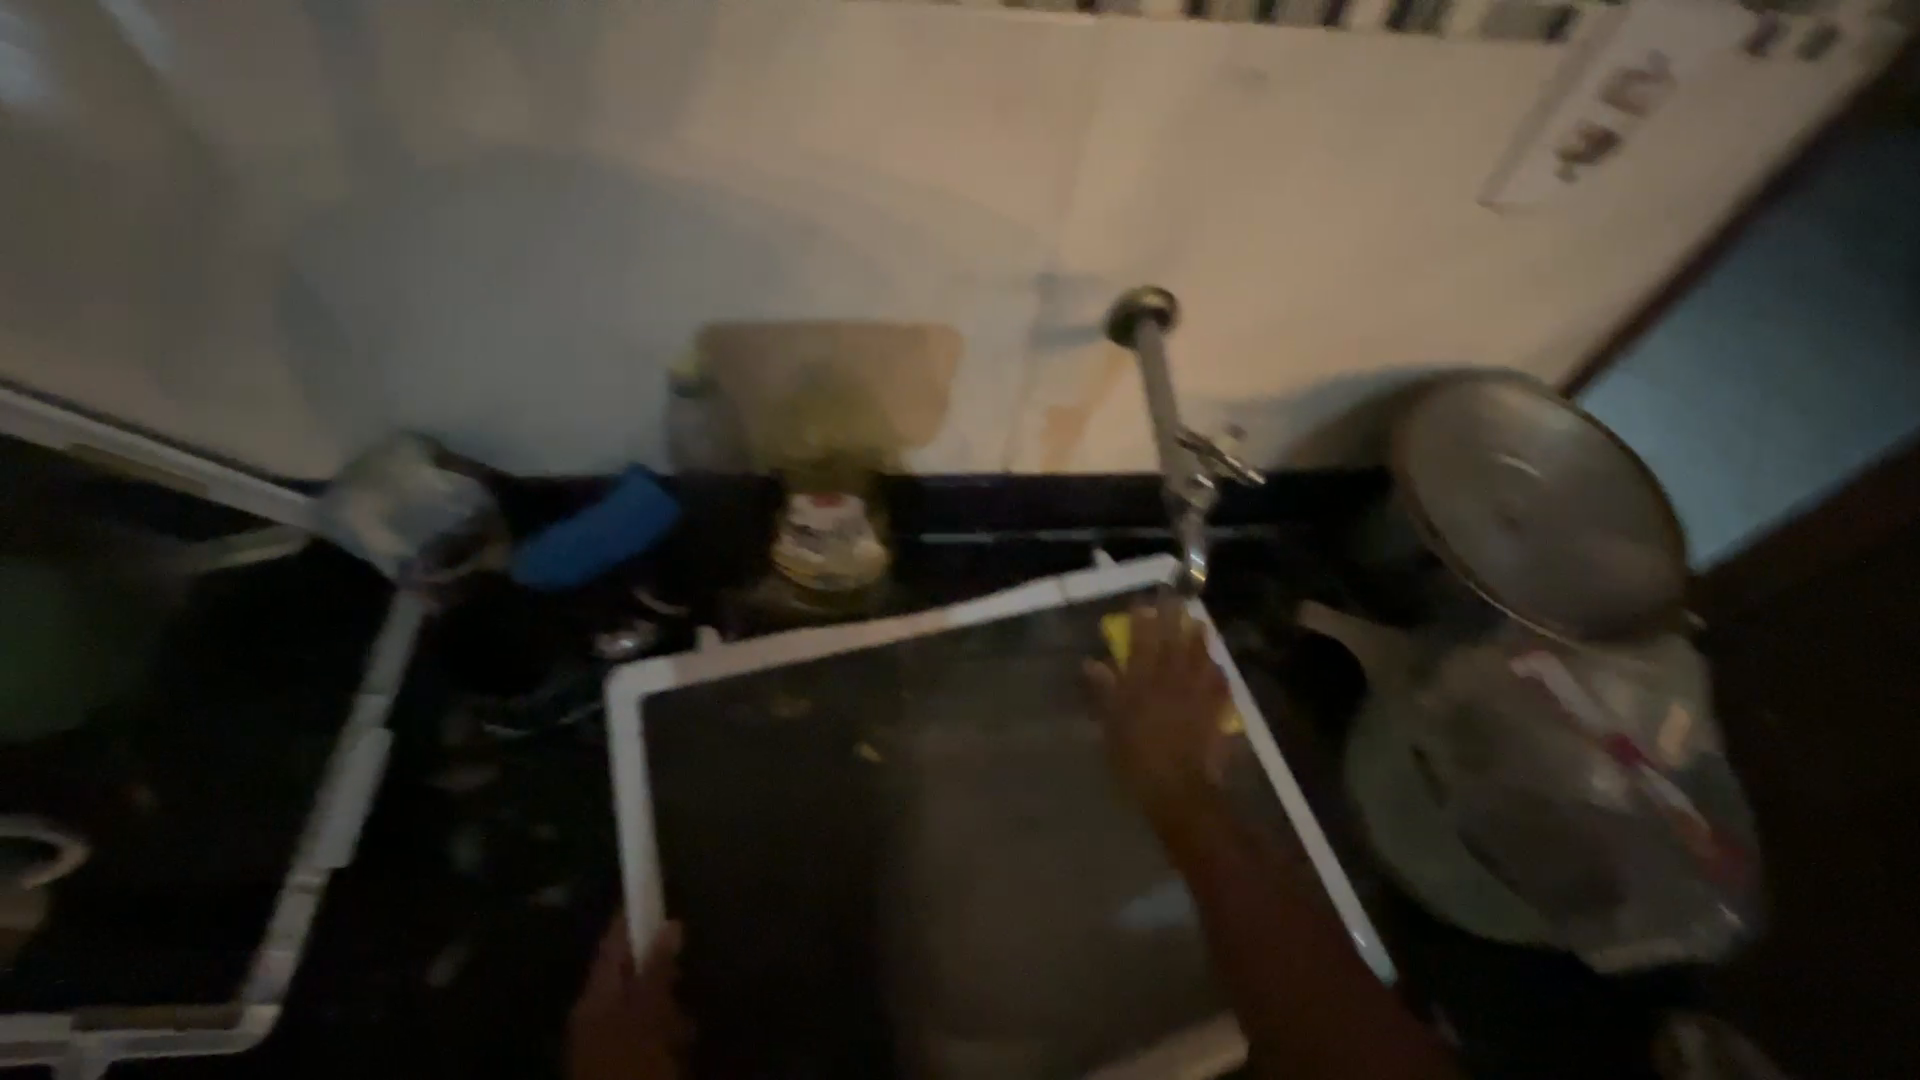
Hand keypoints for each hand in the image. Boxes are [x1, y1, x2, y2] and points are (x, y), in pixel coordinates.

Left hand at [567, 916, 690, 1079]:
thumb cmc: (631, 1071)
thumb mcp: (647, 1019)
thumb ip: (656, 970)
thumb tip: (671, 922)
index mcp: (594, 1000)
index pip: (614, 944)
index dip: (634, 914)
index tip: (659, 884)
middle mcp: (598, 1016)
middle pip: (632, 971)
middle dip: (662, 964)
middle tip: (691, 955)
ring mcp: (611, 1044)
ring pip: (646, 1004)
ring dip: (671, 1002)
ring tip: (691, 1020)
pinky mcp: (629, 1065)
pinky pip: (653, 1033)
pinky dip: (670, 1030)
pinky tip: (687, 1045)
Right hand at [1083, 598, 1232, 831]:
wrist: (1178, 789)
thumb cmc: (1135, 759)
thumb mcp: (1110, 725)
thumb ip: (1104, 691)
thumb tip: (1092, 663)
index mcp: (1142, 683)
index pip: (1142, 642)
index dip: (1143, 620)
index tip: (1143, 601)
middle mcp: (1171, 681)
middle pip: (1174, 642)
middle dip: (1173, 618)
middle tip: (1175, 597)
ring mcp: (1197, 695)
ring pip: (1201, 659)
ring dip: (1200, 639)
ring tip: (1201, 623)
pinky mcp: (1215, 712)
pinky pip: (1220, 686)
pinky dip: (1219, 673)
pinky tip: (1219, 667)